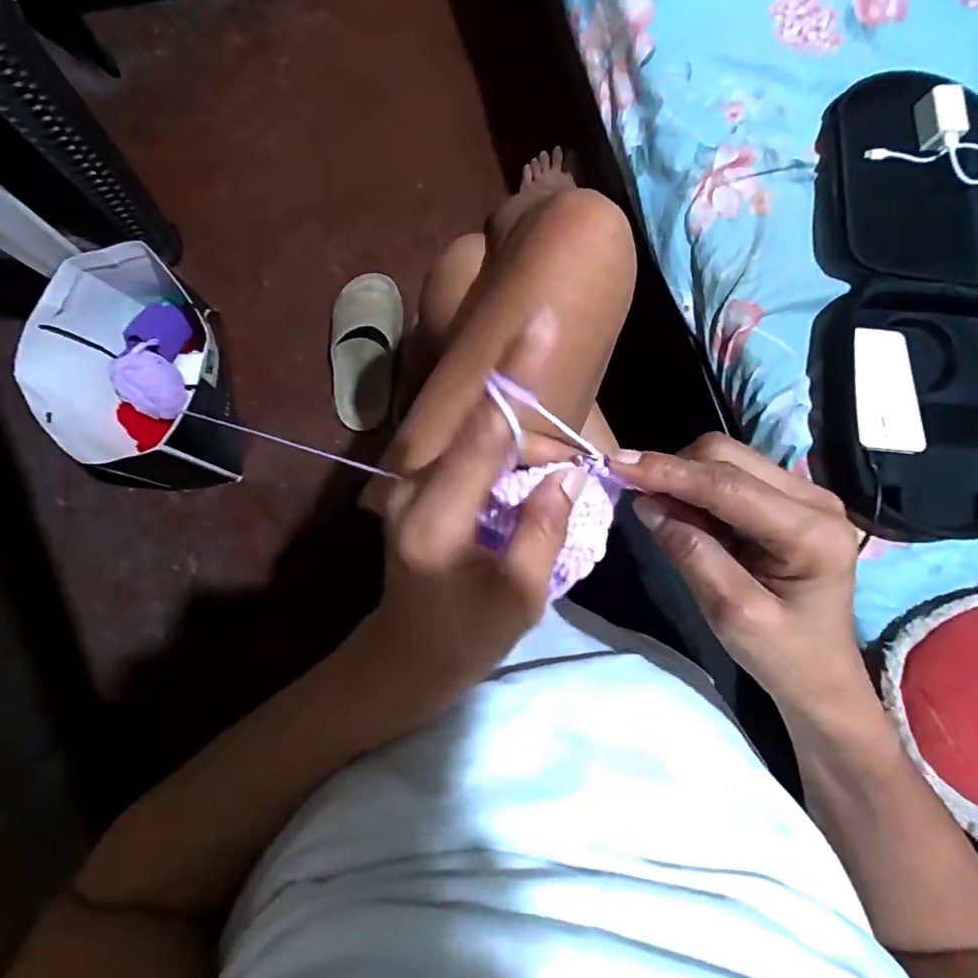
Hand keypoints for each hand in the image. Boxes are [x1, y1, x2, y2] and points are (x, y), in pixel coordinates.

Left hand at [344, 313, 577, 707]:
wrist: (404, 656)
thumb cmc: (463, 638)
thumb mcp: (518, 596)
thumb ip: (544, 527)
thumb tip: (567, 472)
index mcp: (437, 515)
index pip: (481, 430)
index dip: (515, 375)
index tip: (539, 321)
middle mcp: (415, 487)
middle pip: (483, 429)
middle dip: (536, 433)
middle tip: (574, 471)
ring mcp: (411, 486)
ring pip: (477, 441)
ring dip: (523, 453)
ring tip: (554, 494)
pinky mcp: (417, 489)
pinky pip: (469, 457)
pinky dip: (505, 463)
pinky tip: (527, 491)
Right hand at [613, 434, 871, 712]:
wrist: (821, 675)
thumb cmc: (782, 654)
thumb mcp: (731, 613)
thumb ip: (691, 554)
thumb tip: (647, 504)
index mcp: (811, 533)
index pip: (727, 486)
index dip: (668, 471)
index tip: (616, 464)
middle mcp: (815, 500)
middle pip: (728, 457)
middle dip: (673, 468)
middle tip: (633, 493)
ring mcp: (805, 494)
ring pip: (727, 458)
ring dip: (683, 475)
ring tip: (659, 509)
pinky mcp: (789, 499)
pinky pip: (732, 474)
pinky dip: (696, 486)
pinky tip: (683, 512)